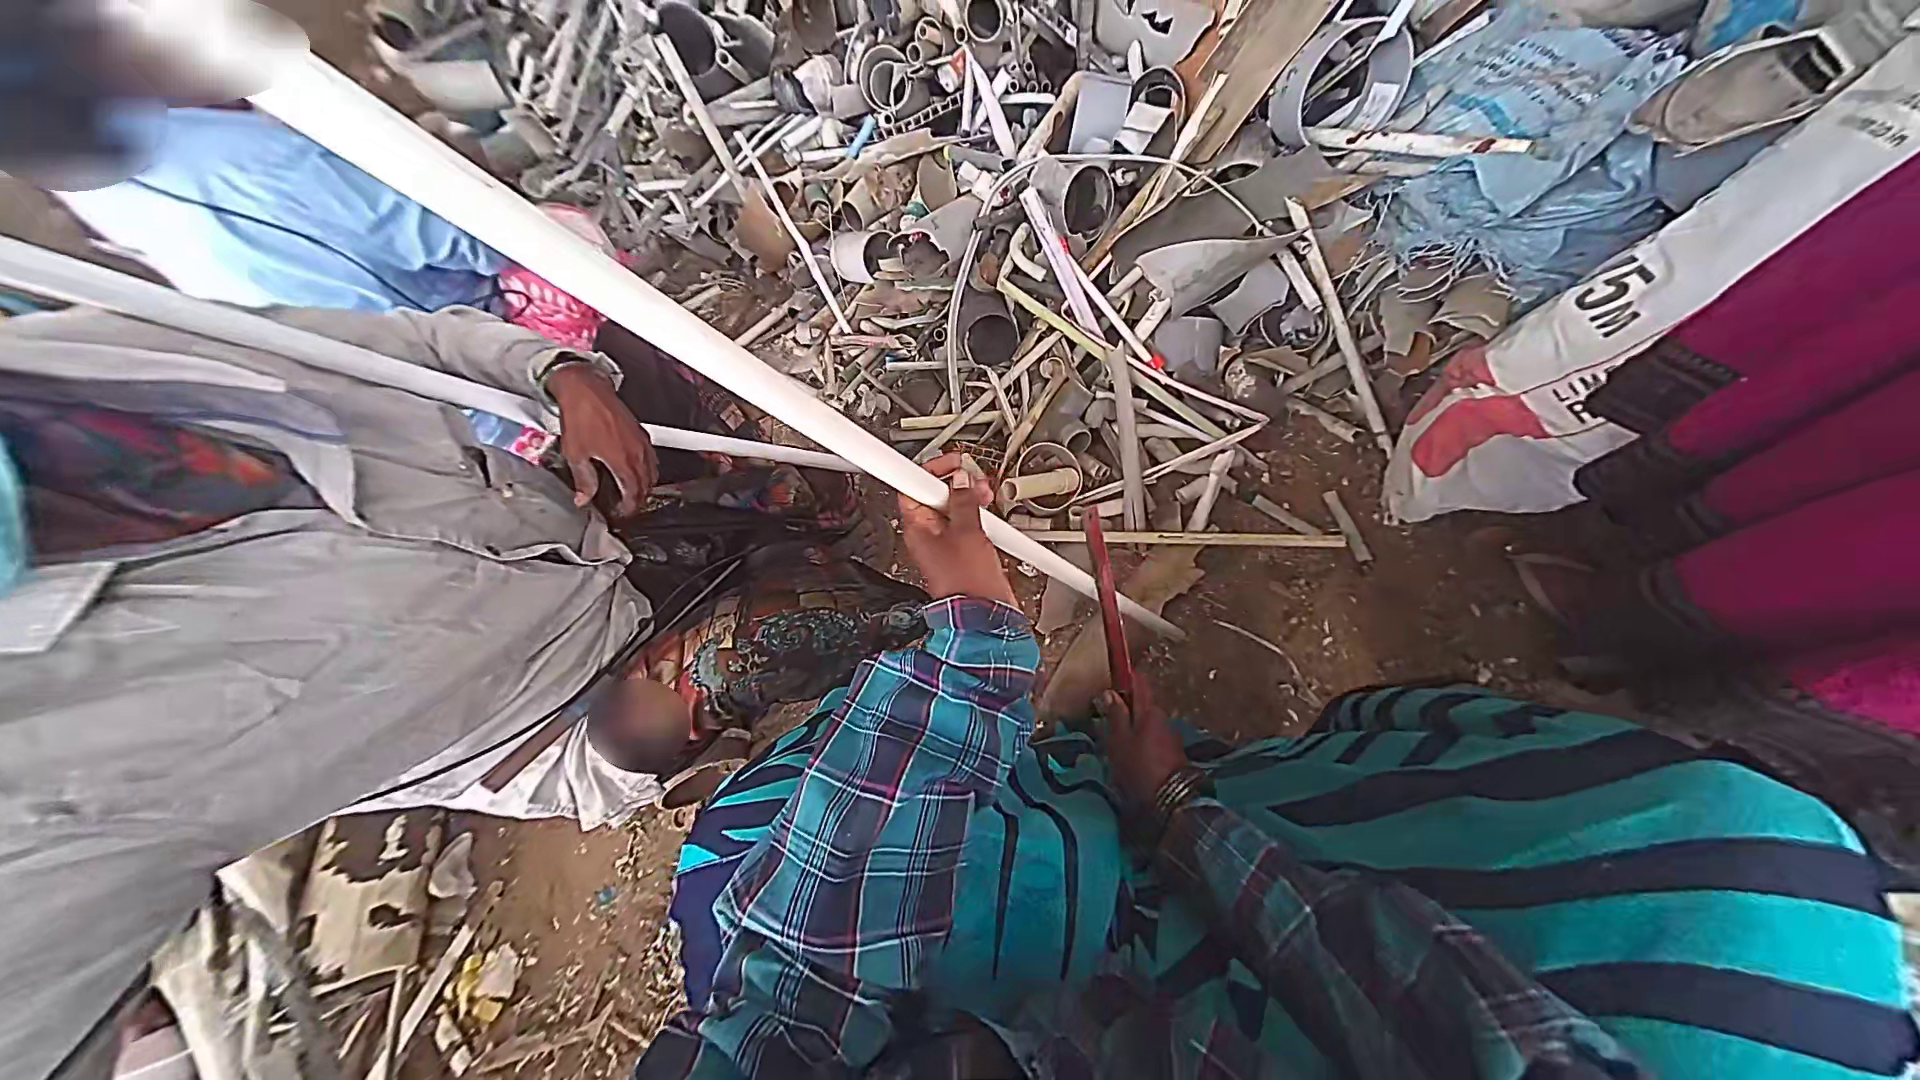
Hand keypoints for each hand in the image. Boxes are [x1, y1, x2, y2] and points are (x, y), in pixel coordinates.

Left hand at [548, 362, 657, 517]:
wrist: (587, 390)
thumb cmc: (582, 416)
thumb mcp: (576, 453)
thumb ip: (583, 479)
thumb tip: (584, 497)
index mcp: (623, 462)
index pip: (634, 494)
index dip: (629, 507)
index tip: (622, 512)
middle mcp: (637, 454)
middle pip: (647, 485)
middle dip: (639, 499)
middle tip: (628, 506)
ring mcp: (642, 443)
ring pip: (653, 473)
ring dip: (645, 485)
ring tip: (634, 491)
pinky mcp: (641, 434)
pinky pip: (652, 459)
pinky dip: (647, 470)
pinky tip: (637, 469)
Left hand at [898, 453, 1017, 606]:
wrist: (984, 612)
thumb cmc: (966, 582)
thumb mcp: (967, 532)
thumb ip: (964, 501)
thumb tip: (962, 480)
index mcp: (917, 526)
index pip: (911, 486)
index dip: (929, 469)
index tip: (948, 461)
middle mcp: (928, 533)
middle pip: (935, 494)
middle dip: (956, 483)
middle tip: (973, 479)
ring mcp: (946, 541)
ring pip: (953, 507)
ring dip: (970, 497)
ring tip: (985, 495)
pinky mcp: (964, 549)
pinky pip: (967, 523)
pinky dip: (978, 514)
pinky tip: (989, 513)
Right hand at [1098, 680, 1187, 808]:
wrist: (1171, 802)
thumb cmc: (1139, 767)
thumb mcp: (1119, 741)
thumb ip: (1115, 716)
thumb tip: (1111, 692)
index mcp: (1149, 711)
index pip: (1140, 683)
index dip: (1127, 676)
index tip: (1113, 676)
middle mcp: (1163, 719)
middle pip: (1143, 705)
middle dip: (1126, 707)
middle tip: (1106, 716)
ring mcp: (1170, 736)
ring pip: (1147, 723)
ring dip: (1133, 727)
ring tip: (1116, 740)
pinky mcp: (1173, 754)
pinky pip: (1153, 739)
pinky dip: (1141, 741)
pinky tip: (1131, 755)